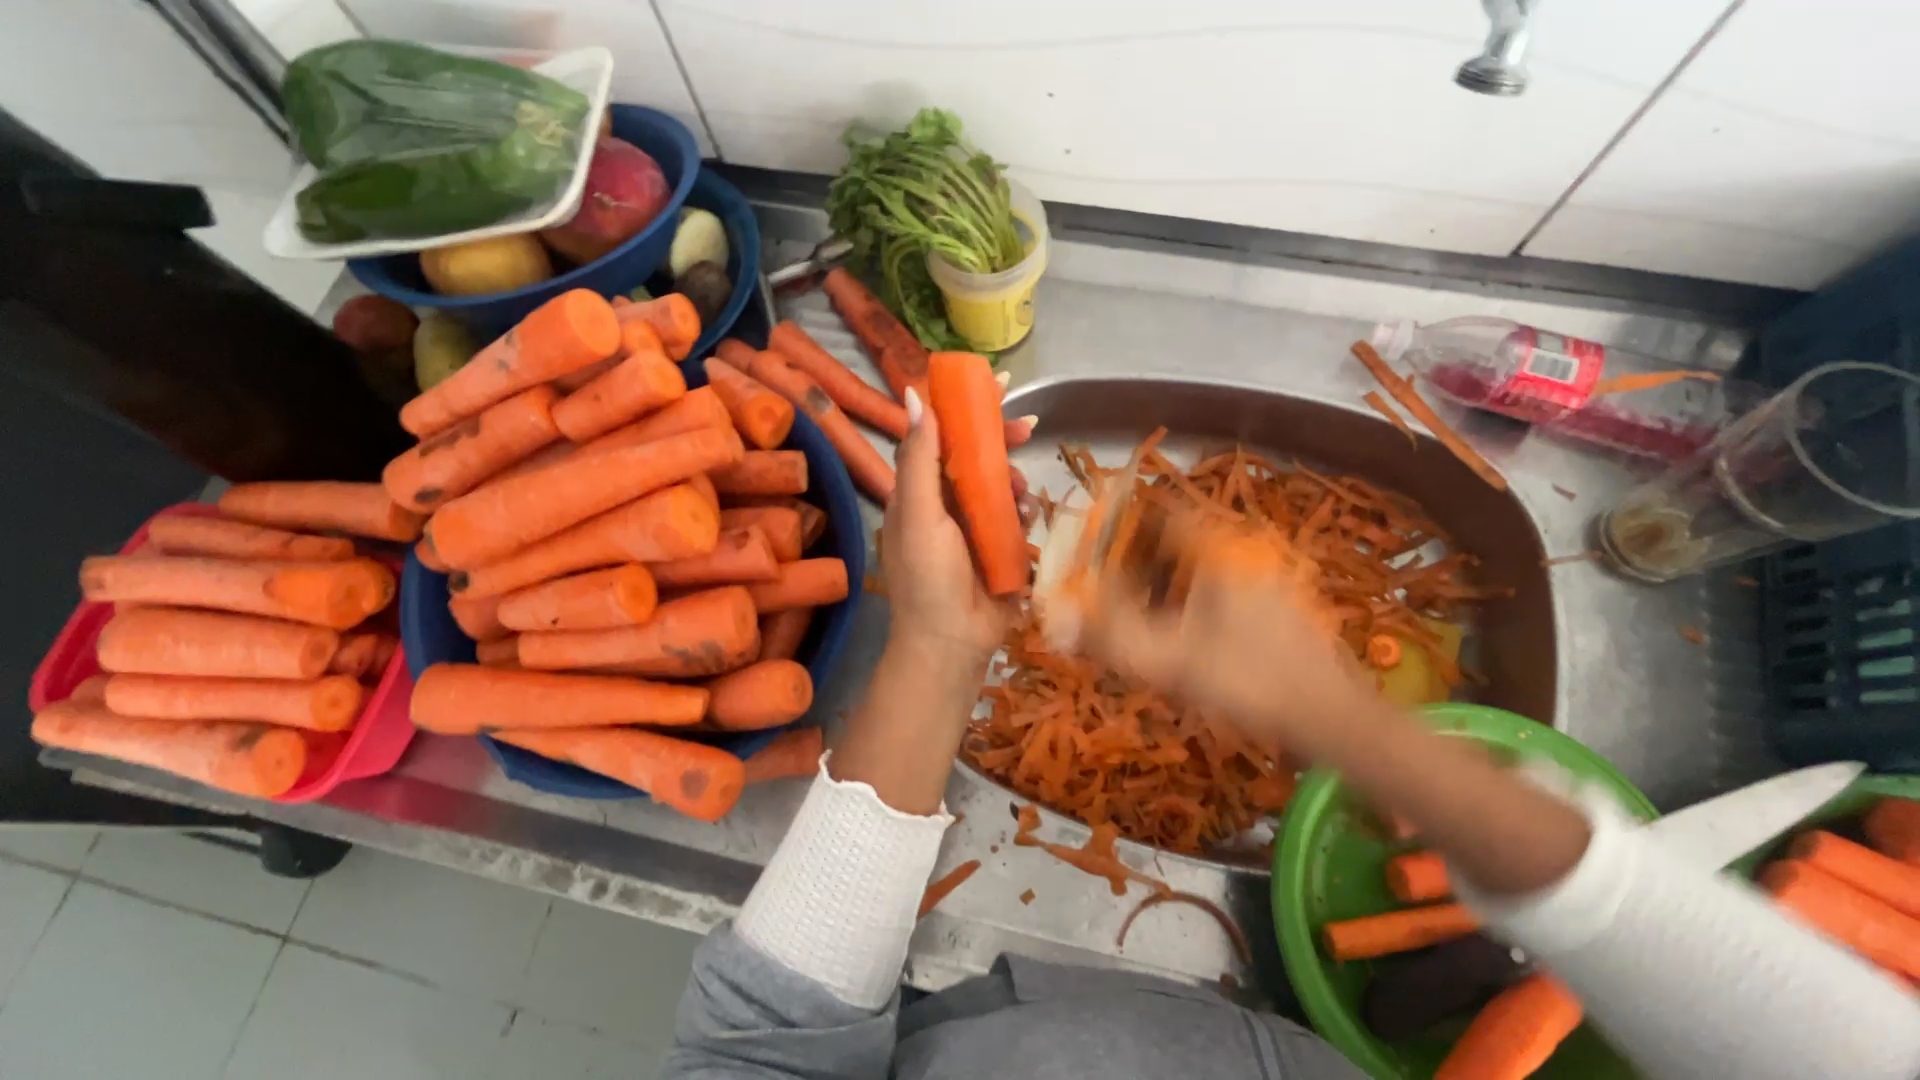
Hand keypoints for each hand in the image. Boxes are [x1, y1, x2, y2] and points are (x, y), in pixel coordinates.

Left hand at [829, 388, 1021, 812]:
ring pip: (1002, 482)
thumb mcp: (918, 513)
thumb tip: (914, 396)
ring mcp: (976, 524)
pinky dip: (1025, 511)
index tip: (995, 385)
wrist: (952, 641)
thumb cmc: (927, 576)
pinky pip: (1018, 515)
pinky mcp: (1002, 546)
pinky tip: (1026, 517)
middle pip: (977, 455)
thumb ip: (920, 457)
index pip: (941, 437)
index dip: (965, 408)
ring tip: (1018, 493)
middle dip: (1001, 440)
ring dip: (1013, 480)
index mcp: (919, 491)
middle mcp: (947, 503)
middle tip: (1027, 428)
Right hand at [1078, 554, 1374, 753]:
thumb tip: (1055, 620)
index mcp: (1219, 550)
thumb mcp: (1170, 661)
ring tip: (1130, 619)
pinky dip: (1183, 605)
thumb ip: (1108, 638)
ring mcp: (1261, 578)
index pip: (1156, 514)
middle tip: (1101, 591)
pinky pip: (1212, 591)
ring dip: (1156, 587)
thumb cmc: (1252, 681)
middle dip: (1131, 563)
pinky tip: (1173, 640)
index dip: (1117, 527)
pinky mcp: (1270, 605)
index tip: (1087, 551)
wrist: (1332, 718)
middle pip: (1171, 541)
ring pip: (1192, 568)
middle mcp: (1242, 552)